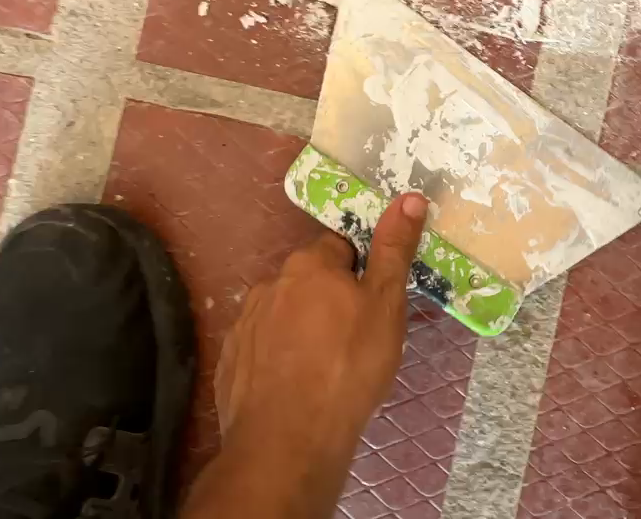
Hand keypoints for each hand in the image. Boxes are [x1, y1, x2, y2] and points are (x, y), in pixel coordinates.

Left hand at [182, 193, 427, 518]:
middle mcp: (271, 283)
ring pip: (285, 313)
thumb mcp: (385, 303)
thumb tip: (410, 197)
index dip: (361, 270)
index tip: (374, 299)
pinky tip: (295, 385)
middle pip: (310, 280)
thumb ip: (394, 248)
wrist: (288, 443)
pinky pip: (262, 348)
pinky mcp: (231, 363)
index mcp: (309, 264)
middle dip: (331, 299)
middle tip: (357, 335)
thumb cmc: (348, 365)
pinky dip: (278, 358)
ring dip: (303, 327)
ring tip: (326, 366)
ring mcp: (245, 324)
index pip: (340, 247)